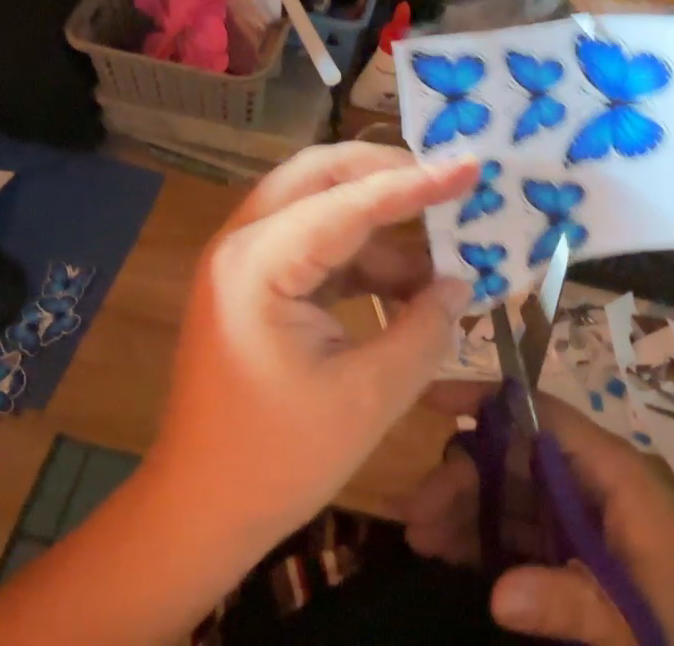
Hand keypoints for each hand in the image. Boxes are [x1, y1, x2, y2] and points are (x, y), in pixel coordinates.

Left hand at [147, 143, 480, 544]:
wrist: (201, 508)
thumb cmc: (279, 459)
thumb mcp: (369, 397)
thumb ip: (424, 330)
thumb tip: (459, 284)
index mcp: (258, 264)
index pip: (347, 202)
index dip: (415, 183)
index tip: (471, 165)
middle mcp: (241, 245)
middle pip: (318, 177)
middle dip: (385, 174)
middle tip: (447, 183)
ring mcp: (241, 263)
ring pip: (315, 206)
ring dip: (376, 217)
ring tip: (442, 238)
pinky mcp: (251, 286)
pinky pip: (311, 245)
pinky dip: (359, 252)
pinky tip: (408, 278)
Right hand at [402, 383, 673, 645]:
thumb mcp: (643, 622)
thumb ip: (574, 604)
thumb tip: (495, 594)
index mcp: (614, 475)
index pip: (540, 417)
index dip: (484, 401)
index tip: (428, 400)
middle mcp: (594, 482)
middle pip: (514, 457)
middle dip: (461, 476)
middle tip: (412, 515)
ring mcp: (587, 517)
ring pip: (512, 493)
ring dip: (465, 510)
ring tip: (418, 537)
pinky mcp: (583, 551)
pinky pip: (525, 531)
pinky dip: (486, 539)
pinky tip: (450, 554)